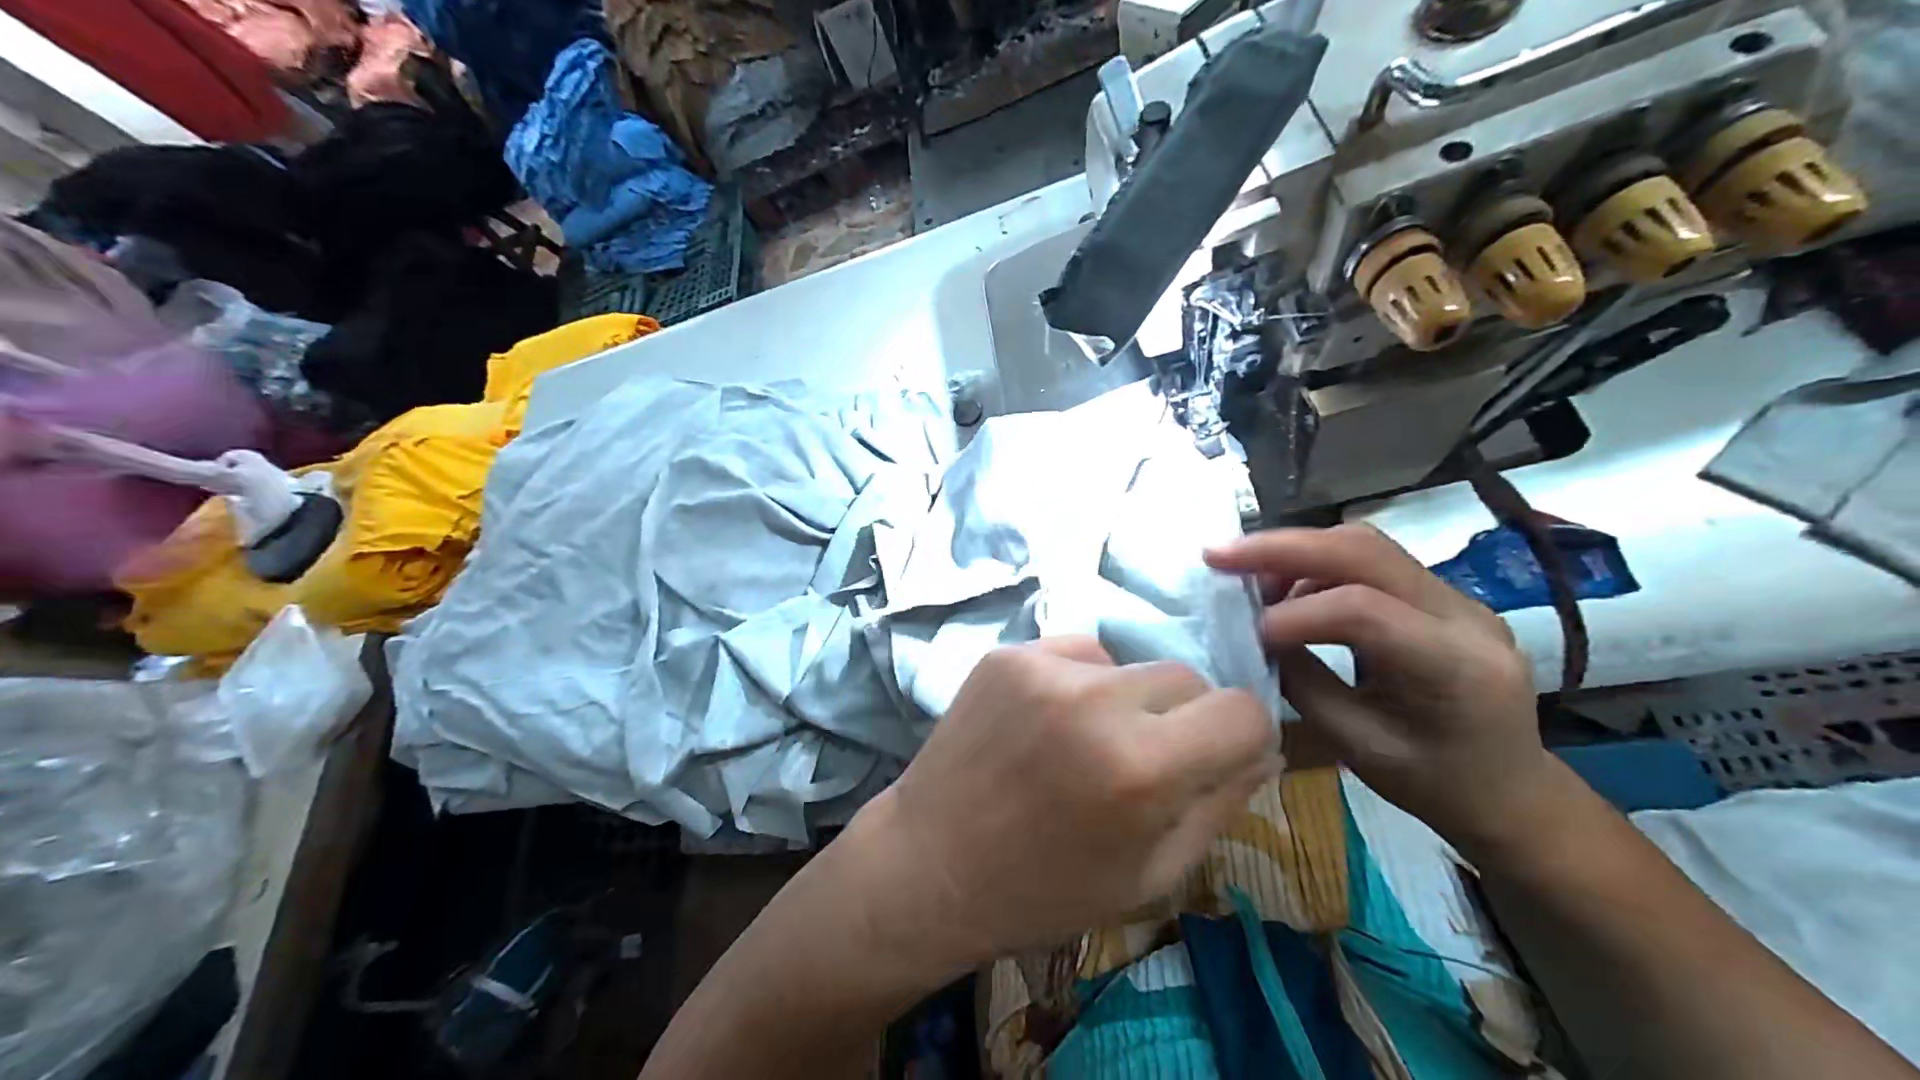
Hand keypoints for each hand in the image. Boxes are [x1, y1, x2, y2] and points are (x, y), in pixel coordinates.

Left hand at [854, 637, 1276, 968]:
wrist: (929, 862)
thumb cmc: (1045, 891)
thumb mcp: (1151, 875)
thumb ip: (1219, 805)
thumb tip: (1262, 750)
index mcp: (1142, 767)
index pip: (1243, 712)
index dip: (1242, 740)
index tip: (1218, 761)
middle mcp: (1096, 700)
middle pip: (1189, 679)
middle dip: (1185, 720)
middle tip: (1145, 762)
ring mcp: (1044, 668)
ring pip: (1132, 663)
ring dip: (1129, 700)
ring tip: (1085, 745)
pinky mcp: (1007, 654)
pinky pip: (1078, 654)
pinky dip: (1080, 684)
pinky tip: (1048, 726)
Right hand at [1205, 524, 1556, 853]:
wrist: (1511, 791)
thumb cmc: (1436, 784)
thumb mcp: (1359, 747)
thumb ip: (1304, 683)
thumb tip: (1253, 635)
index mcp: (1455, 667)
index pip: (1364, 611)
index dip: (1293, 614)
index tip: (1246, 633)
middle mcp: (1464, 616)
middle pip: (1364, 551)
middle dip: (1282, 548)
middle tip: (1218, 556)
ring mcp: (1457, 598)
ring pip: (1366, 545)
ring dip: (1297, 553)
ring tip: (1248, 580)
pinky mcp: (1440, 595)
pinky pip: (1372, 562)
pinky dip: (1317, 566)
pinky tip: (1287, 591)